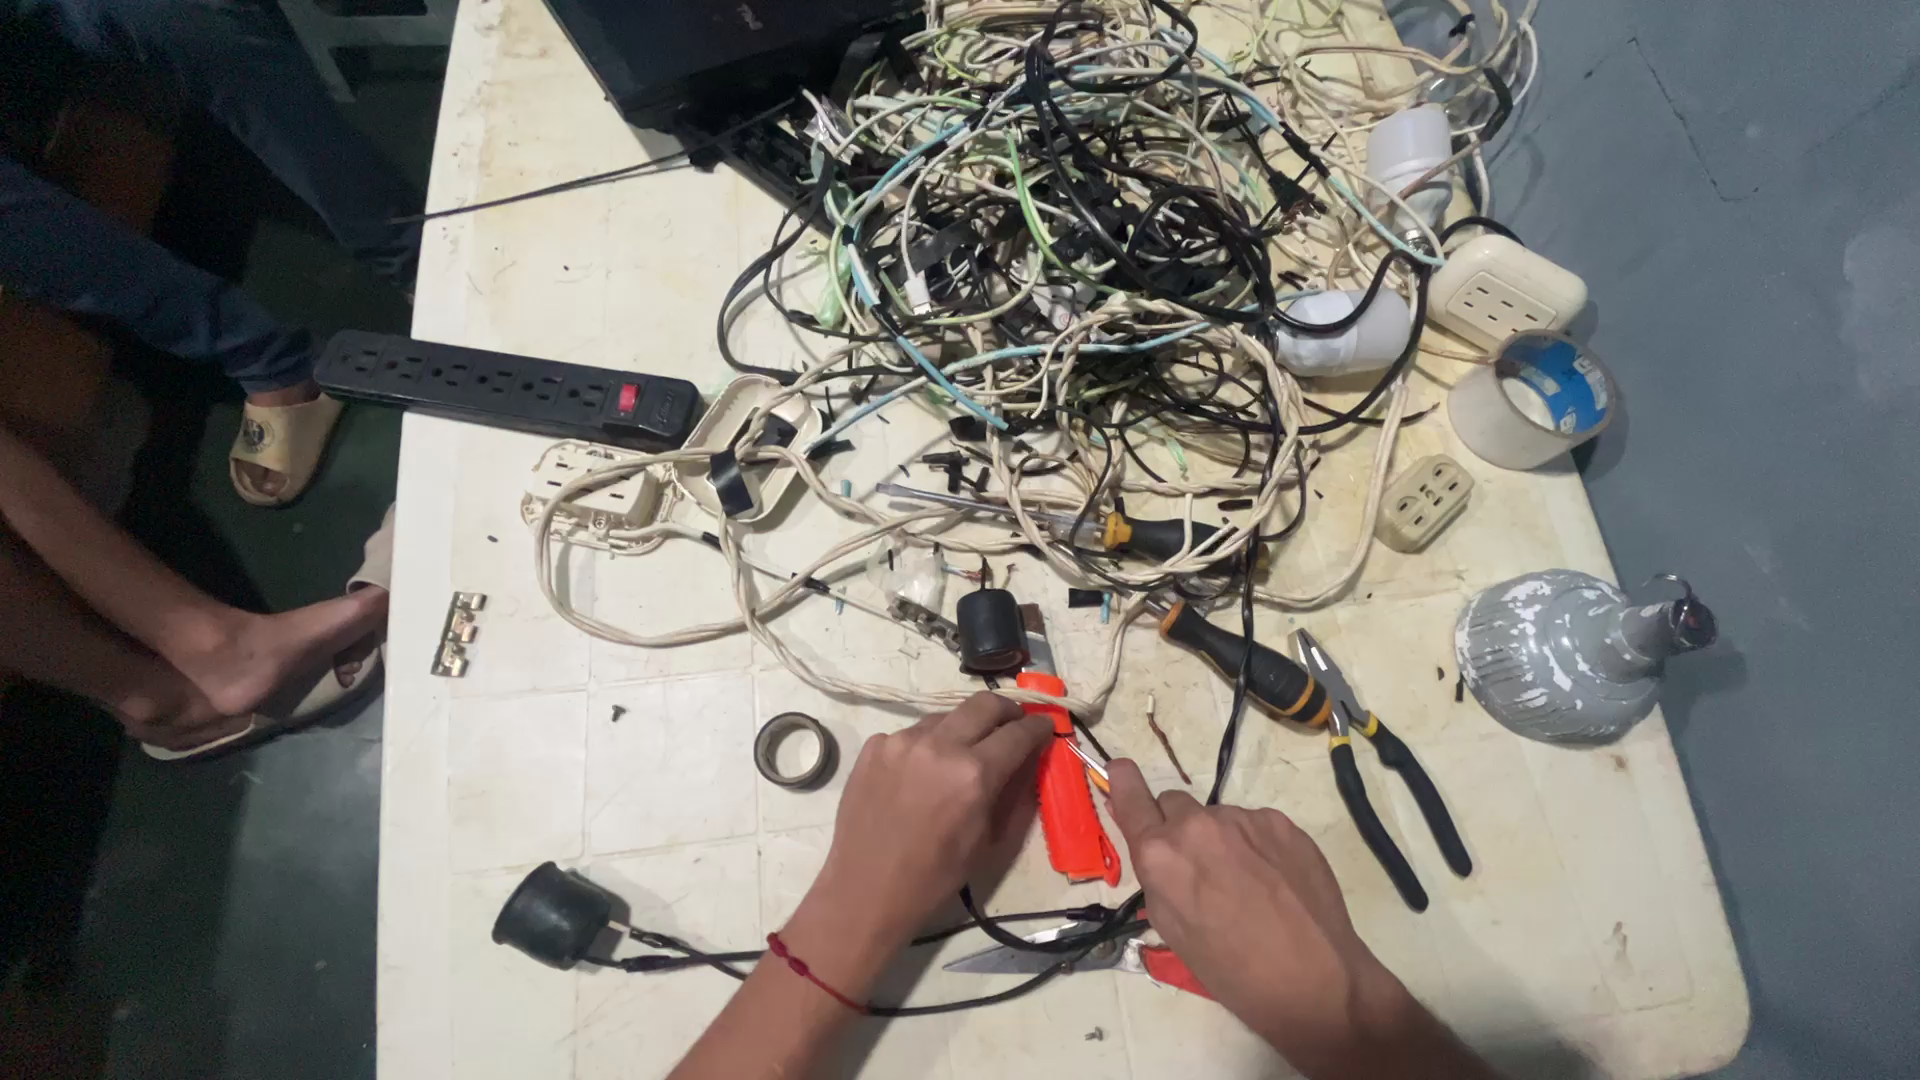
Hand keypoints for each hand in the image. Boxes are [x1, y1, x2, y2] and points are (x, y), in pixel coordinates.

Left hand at [789, 693, 1050, 969]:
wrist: (865, 889)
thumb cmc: (935, 876)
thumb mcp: (989, 841)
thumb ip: (1015, 792)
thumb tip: (1031, 758)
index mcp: (973, 774)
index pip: (1018, 733)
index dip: (1038, 726)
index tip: (1046, 724)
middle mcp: (939, 745)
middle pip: (983, 704)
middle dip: (1006, 710)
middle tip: (1012, 723)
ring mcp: (901, 740)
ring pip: (944, 717)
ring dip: (962, 729)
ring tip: (960, 754)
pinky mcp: (874, 745)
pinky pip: (911, 734)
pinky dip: (925, 746)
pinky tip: (919, 774)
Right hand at [1108, 759, 1491, 1079]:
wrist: (1316, 983)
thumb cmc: (1230, 969)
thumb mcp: (1172, 926)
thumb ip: (1152, 871)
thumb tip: (1143, 832)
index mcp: (1159, 854)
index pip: (1130, 794)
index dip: (1124, 781)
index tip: (1122, 771)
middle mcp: (1195, 825)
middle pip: (1174, 804)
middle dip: (1178, 828)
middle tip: (1201, 867)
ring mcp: (1241, 818)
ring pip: (1217, 817)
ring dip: (1221, 838)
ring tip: (1248, 882)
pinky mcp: (1279, 821)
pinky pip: (1253, 823)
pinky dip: (1256, 844)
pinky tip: (1274, 878)